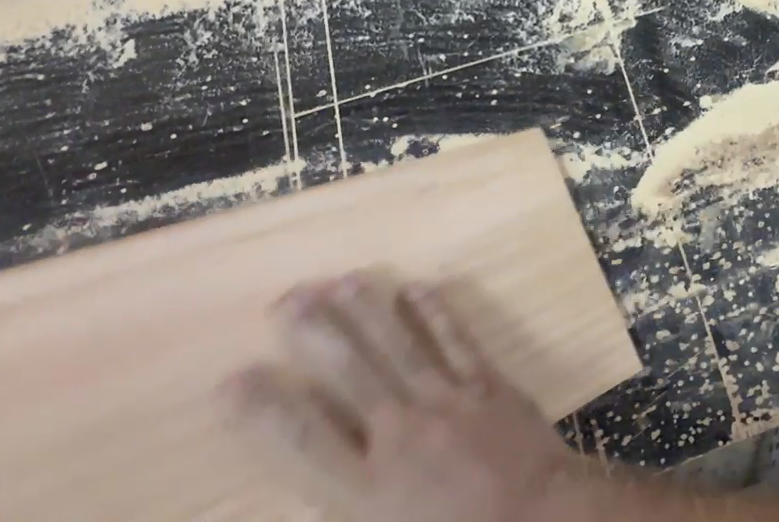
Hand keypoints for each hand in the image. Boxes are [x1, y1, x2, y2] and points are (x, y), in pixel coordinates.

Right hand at [220, 274, 592, 521]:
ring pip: (399, 346)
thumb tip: (326, 497)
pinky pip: (455, 340)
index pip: (305, 440)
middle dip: (316, 334)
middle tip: (289, 298)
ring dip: (370, 312)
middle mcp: (401, 433)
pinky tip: (416, 288)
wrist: (544, 521)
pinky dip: (435, 313)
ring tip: (344, 280)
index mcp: (369, 489)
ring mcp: (447, 401)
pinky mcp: (487, 384)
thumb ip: (354, 511)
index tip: (234, 379)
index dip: (266, 409)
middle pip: (350, 374)